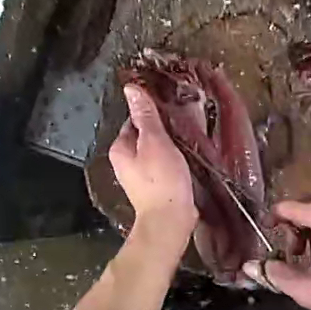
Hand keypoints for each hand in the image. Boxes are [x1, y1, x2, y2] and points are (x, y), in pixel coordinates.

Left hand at [109, 84, 197, 249]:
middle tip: (185, 122)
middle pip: (145, 136)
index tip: (173, 108)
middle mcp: (125, 162)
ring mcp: (140, 176)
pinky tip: (189, 158)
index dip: (153, 113)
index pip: (134, 120)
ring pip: (156, 151)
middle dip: (164, 130)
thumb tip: (130, 88)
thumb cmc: (161, 179)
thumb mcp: (155, 141)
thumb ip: (145, 116)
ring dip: (171, 145)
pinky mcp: (155, 187)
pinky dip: (174, 160)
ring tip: (190, 138)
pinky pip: (164, 166)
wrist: (170, 220)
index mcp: (120, 148)